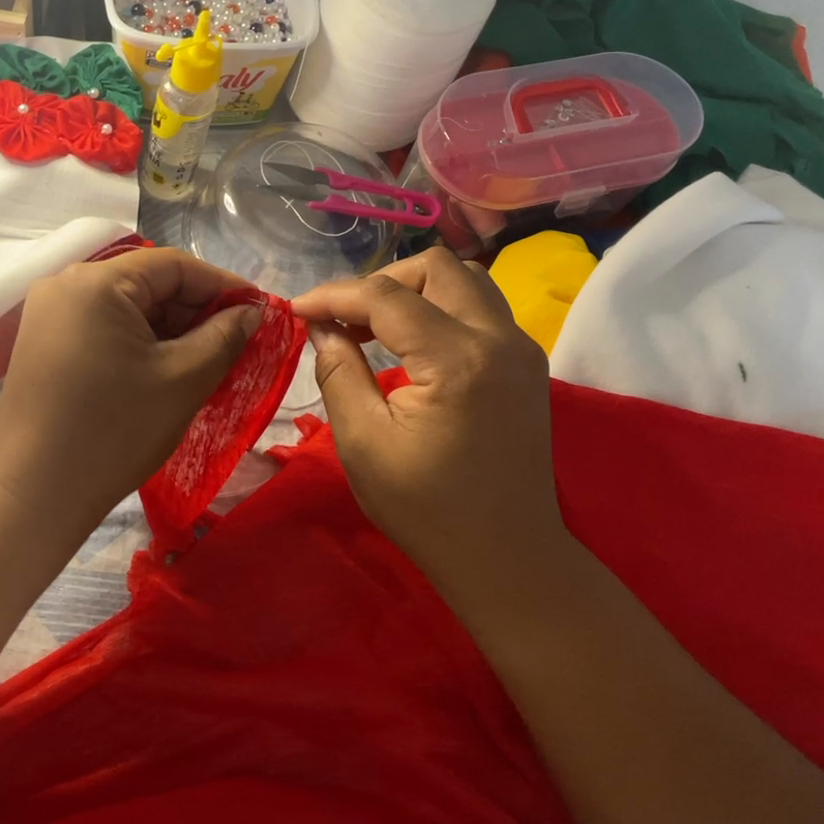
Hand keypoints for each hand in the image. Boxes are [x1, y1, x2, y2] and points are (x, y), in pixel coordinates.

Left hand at [0, 249, 259, 527]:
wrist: (35, 493)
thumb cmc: (115, 431)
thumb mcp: (183, 379)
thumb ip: (224, 336)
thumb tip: (251, 313)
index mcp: (95, 282)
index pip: (173, 265)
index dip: (222, 286)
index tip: (260, 310)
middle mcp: (65, 285)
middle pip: (146, 283)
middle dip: (194, 311)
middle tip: (237, 342)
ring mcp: (48, 316)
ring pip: (125, 308)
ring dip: (169, 330)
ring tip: (207, 360)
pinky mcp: (42, 345)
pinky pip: (102, 328)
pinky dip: (138, 343)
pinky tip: (166, 370)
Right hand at [292, 249, 563, 574]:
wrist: (506, 556)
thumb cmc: (426, 509)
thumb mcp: (363, 443)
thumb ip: (338, 372)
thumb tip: (322, 327)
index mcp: (457, 360)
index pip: (387, 297)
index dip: (335, 296)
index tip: (297, 310)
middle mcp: (499, 339)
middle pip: (436, 267)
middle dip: (380, 282)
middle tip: (342, 319)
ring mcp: (521, 349)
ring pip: (466, 279)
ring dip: (414, 289)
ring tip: (374, 327)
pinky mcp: (526, 363)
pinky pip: (481, 307)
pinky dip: (440, 307)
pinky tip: (410, 343)